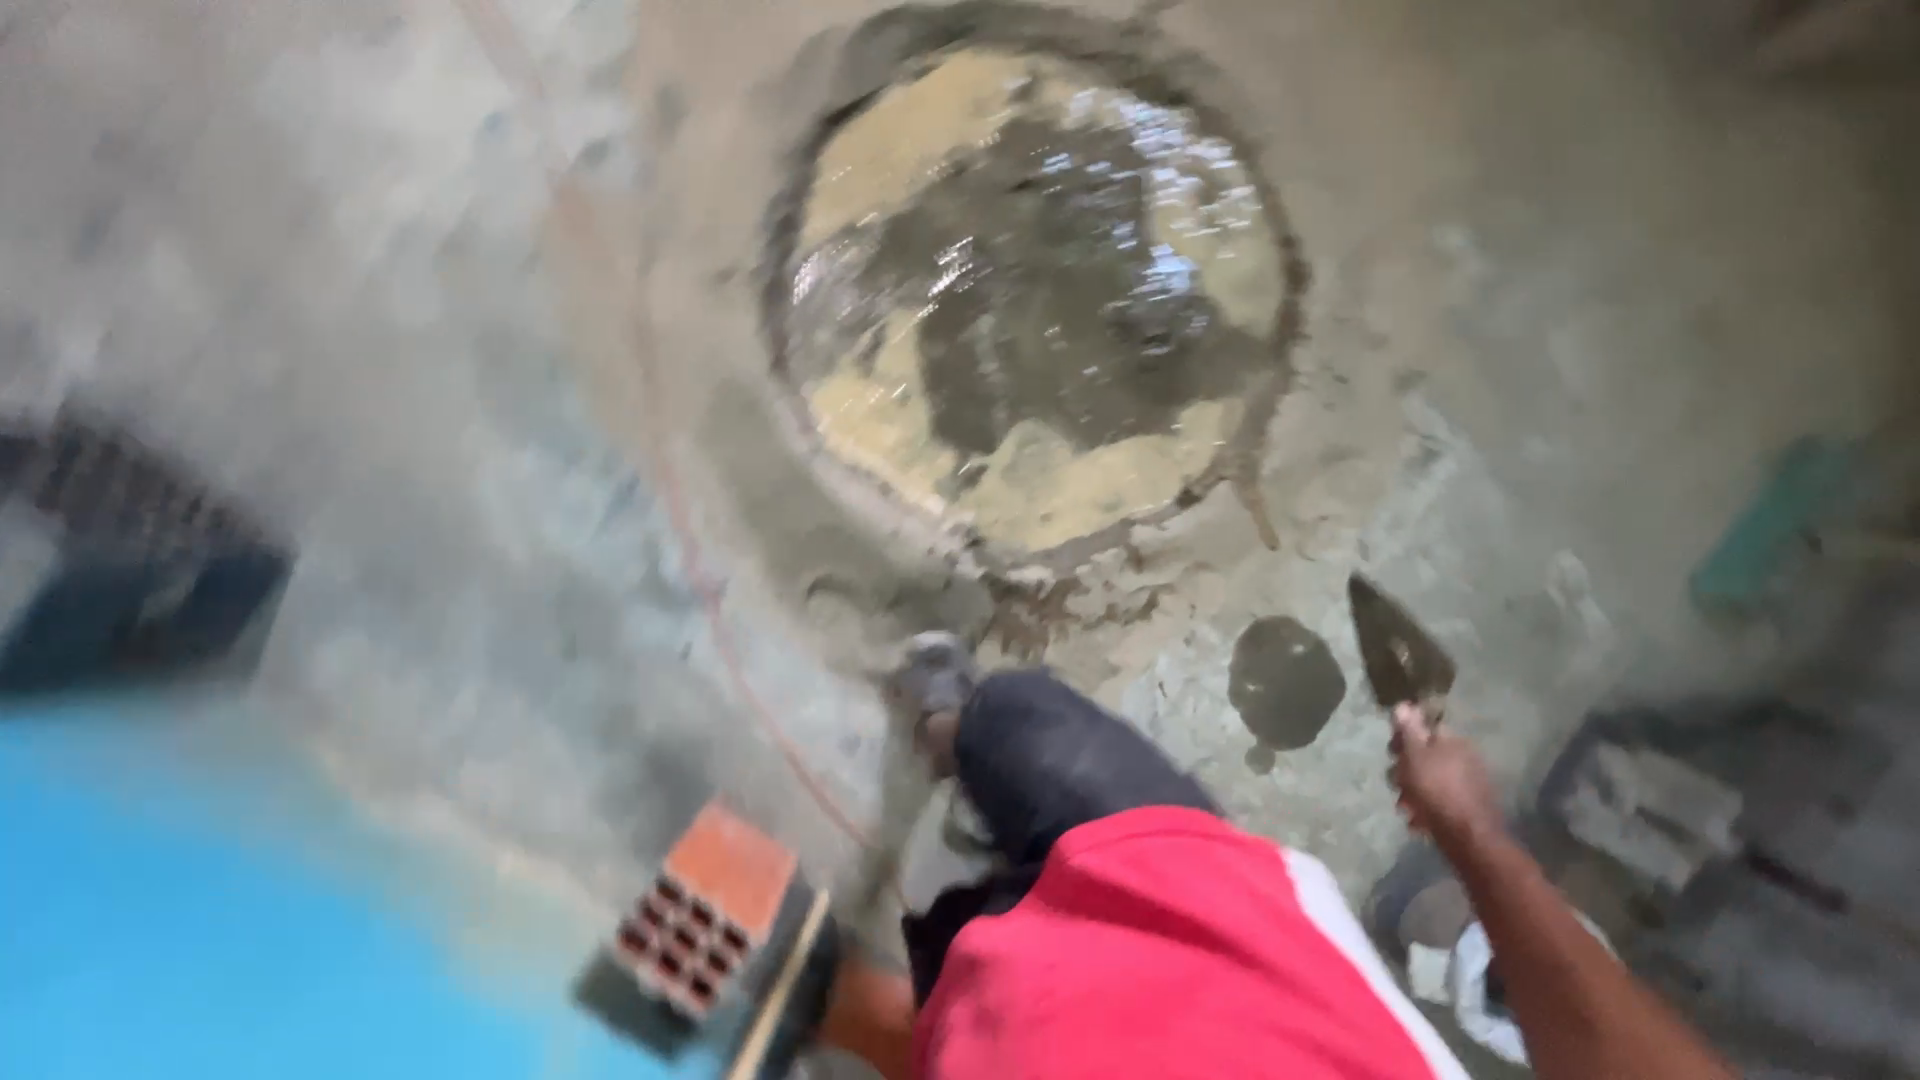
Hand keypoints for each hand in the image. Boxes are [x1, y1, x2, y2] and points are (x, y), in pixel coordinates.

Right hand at [1390, 703, 1502, 848]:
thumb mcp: (1414, 756)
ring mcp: (1467, 782)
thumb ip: (1408, 731)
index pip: (1424, 728)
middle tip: (1397, 782)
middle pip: (1424, 754)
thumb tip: (1404, 704)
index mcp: (1453, 742)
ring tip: (1405, 806)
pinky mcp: (1467, 805)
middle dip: (1405, 769)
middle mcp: (1464, 757)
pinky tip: (1418, 819)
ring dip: (1412, 791)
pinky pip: (1439, 798)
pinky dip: (1426, 806)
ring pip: (1429, 778)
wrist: (1467, 835)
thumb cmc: (1436, 789)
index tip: (1392, 752)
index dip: (1404, 738)